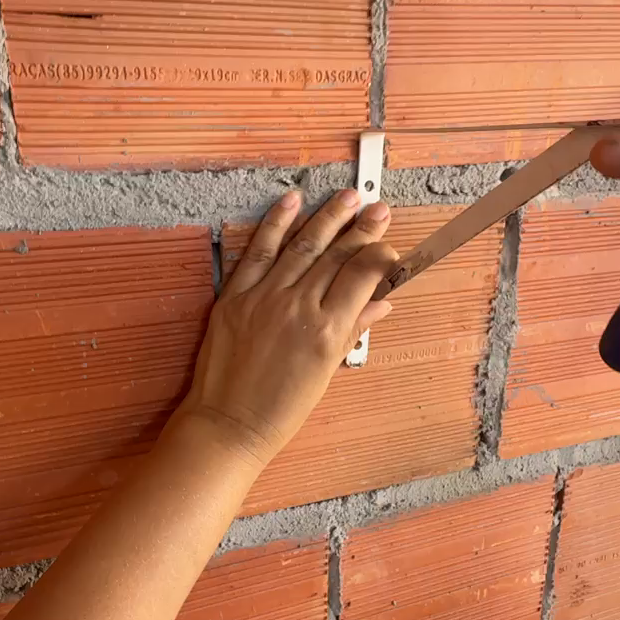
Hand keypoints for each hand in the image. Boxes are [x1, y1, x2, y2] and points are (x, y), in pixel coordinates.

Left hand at [170, 189, 397, 465]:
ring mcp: (264, 297)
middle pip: (336, 256)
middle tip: (379, 208)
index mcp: (327, 330)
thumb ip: (353, 330)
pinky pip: (258, 251)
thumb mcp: (326, 372)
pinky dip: (275, 223)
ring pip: (302, 246)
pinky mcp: (235, 296)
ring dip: (328, 217)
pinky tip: (292, 200)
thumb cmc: (282, 408)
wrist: (229, 423)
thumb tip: (382, 302)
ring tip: (348, 196)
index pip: (362, 275)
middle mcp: (298, 306)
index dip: (380, 255)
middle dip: (362, 229)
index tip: (390, 247)